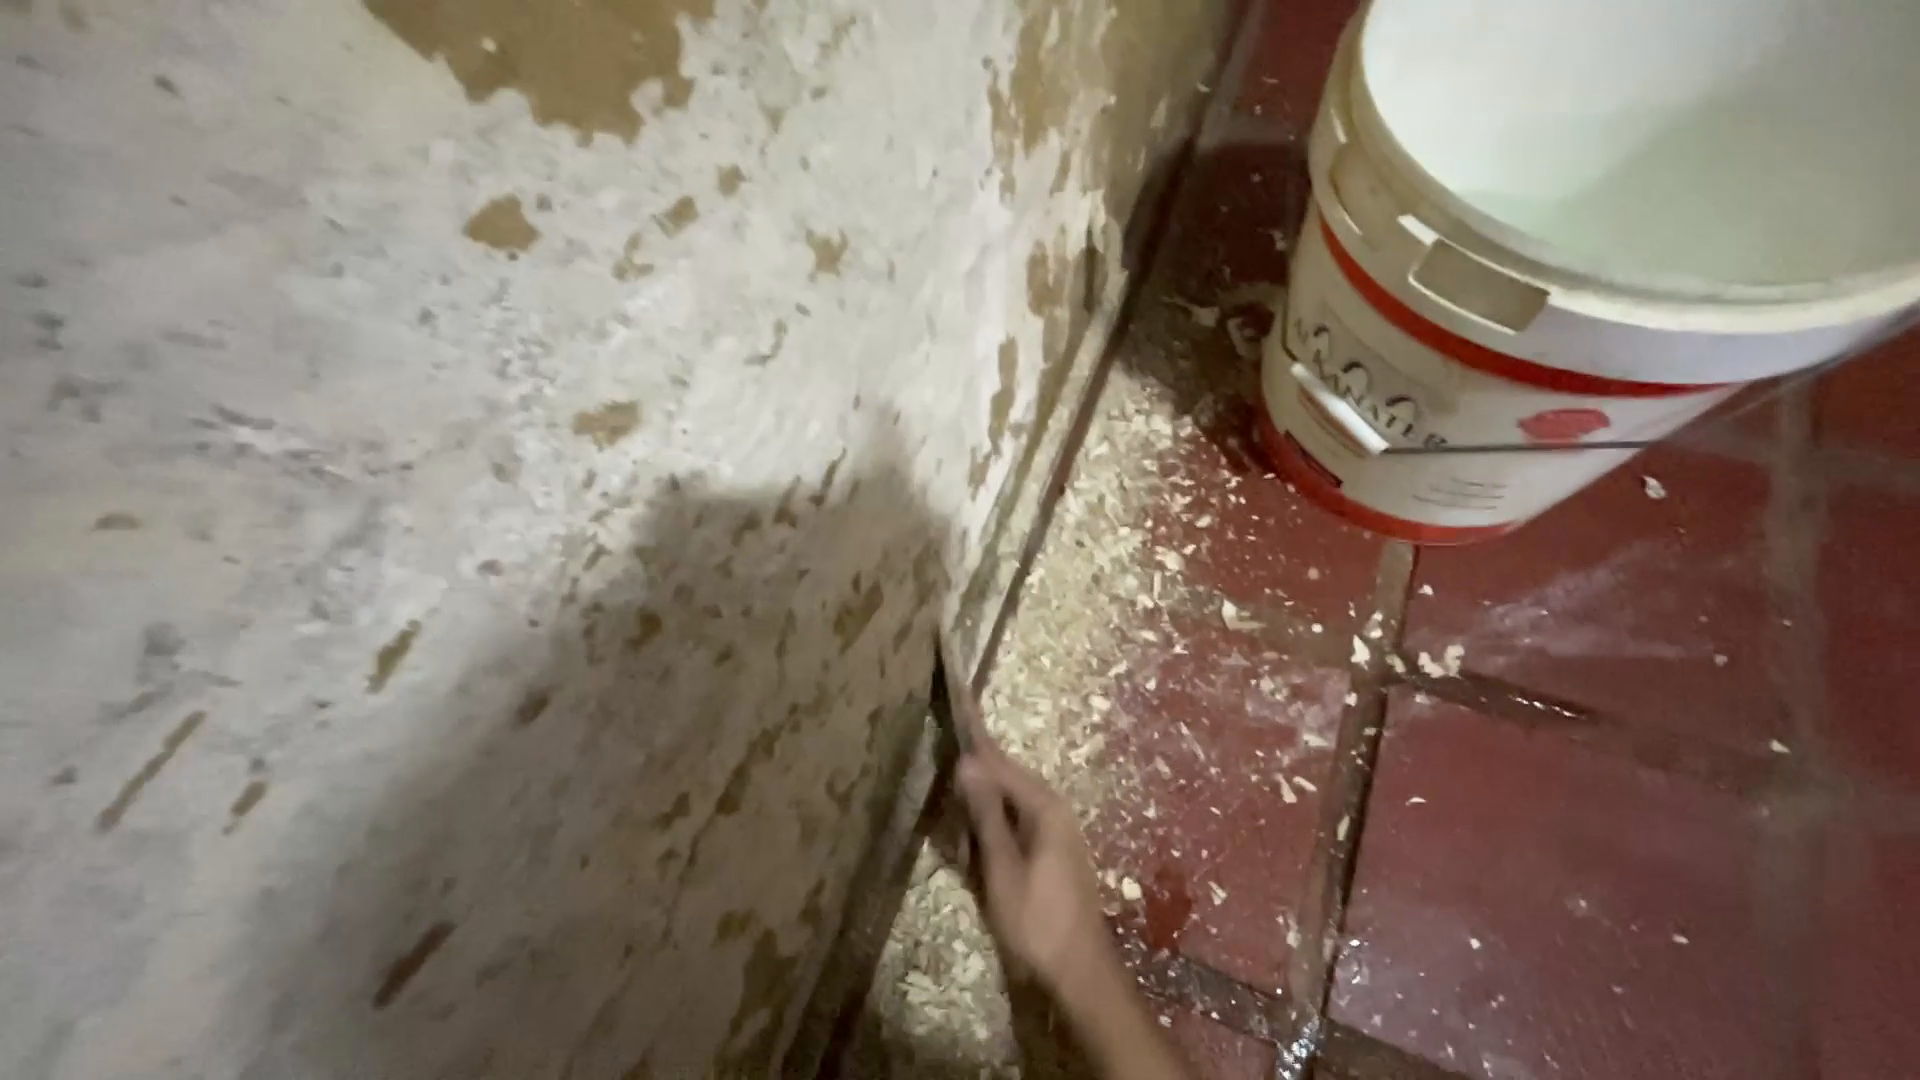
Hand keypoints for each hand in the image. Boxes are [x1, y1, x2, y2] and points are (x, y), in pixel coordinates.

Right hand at [956, 746, 1116, 996]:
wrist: (1080, 972)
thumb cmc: (1038, 920)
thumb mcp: (1003, 867)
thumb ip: (985, 814)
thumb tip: (968, 762)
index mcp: (1044, 806)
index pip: (1000, 760)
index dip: (975, 734)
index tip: (959, 698)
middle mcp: (1054, 809)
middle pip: (1006, 777)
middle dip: (976, 768)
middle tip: (947, 756)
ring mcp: (1056, 831)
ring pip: (1010, 801)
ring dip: (982, 801)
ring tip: (957, 799)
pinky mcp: (1052, 852)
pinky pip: (1017, 823)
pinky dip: (993, 824)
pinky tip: (976, 837)